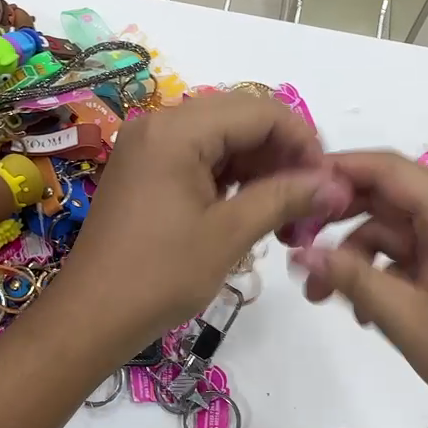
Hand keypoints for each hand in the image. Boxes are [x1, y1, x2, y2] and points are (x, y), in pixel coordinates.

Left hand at [55, 92, 346, 351]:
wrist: (91, 317)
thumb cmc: (160, 275)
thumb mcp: (229, 234)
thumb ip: (285, 197)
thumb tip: (336, 183)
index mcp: (176, 130)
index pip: (260, 110)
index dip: (303, 141)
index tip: (328, 182)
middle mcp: (159, 124)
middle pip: (241, 119)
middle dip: (282, 155)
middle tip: (310, 200)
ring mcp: (148, 147)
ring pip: (222, 139)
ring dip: (259, 168)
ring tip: (287, 214)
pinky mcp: (144, 171)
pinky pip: (199, 159)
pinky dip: (231, 179)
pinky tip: (253, 210)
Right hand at [291, 151, 427, 427]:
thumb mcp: (406, 319)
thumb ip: (351, 278)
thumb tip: (299, 253)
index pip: (389, 169)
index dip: (338, 171)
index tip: (293, 189)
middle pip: (391, 200)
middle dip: (341, 226)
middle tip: (298, 253)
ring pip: (400, 232)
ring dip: (361, 259)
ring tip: (325, 298)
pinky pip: (419, 254)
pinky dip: (389, 274)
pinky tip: (368, 312)